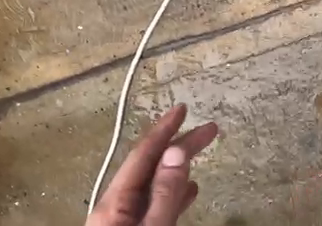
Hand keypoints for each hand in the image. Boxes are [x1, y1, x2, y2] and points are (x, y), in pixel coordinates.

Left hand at [88, 104, 218, 225]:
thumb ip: (164, 193)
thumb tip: (178, 150)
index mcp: (113, 202)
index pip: (143, 154)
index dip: (164, 128)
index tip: (183, 108)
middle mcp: (112, 207)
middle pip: (149, 166)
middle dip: (179, 144)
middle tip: (209, 129)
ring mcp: (119, 221)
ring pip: (152, 185)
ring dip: (177, 167)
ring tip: (200, 154)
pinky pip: (152, 204)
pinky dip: (172, 192)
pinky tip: (187, 190)